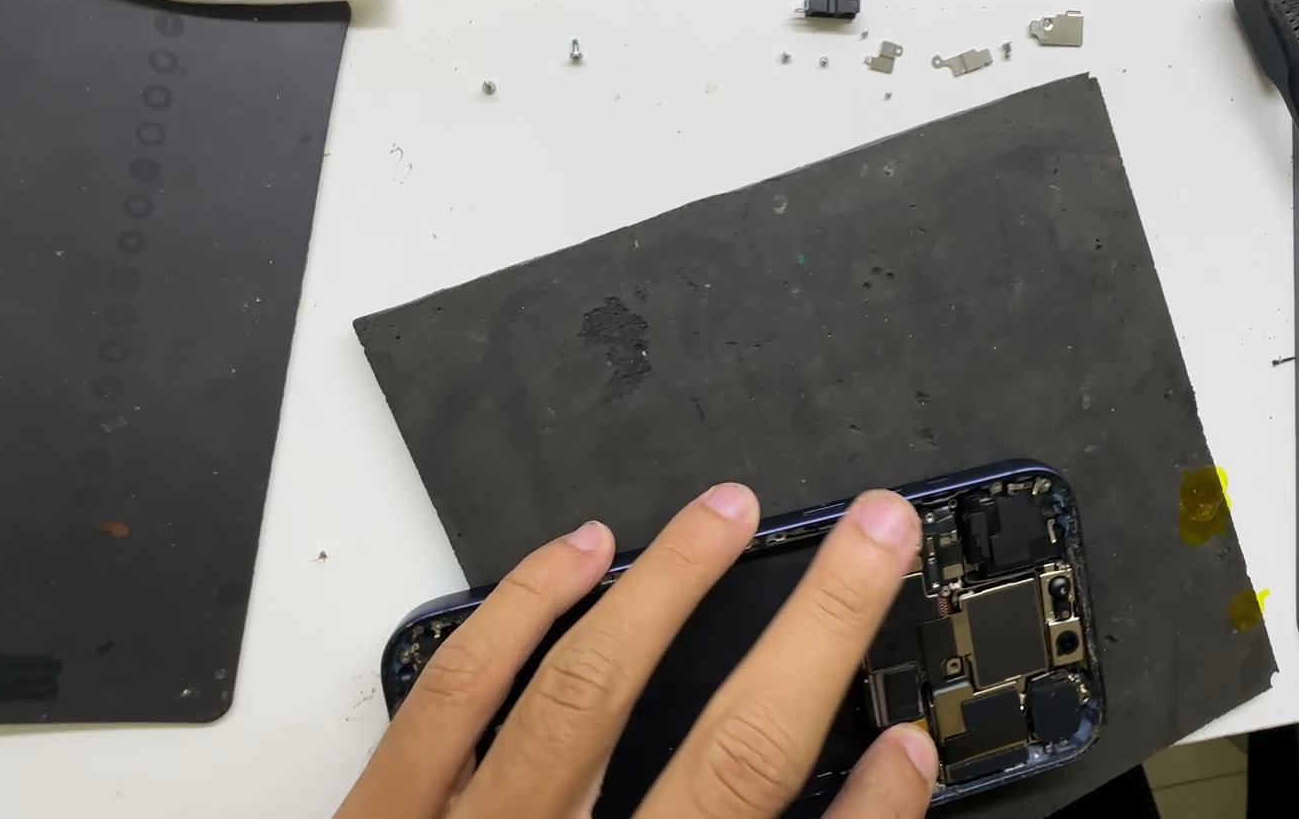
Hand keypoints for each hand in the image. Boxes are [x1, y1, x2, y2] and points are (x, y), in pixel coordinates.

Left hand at [335, 483, 937, 818]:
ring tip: (726, 510)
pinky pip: (456, 688)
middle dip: (817, 630)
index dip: (874, 805)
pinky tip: (580, 550)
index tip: (916, 734)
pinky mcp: (382, 817)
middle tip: (873, 531)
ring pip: (584, 691)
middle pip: (728, 757)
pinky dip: (525, 605)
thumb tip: (883, 788)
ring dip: (669, 586)